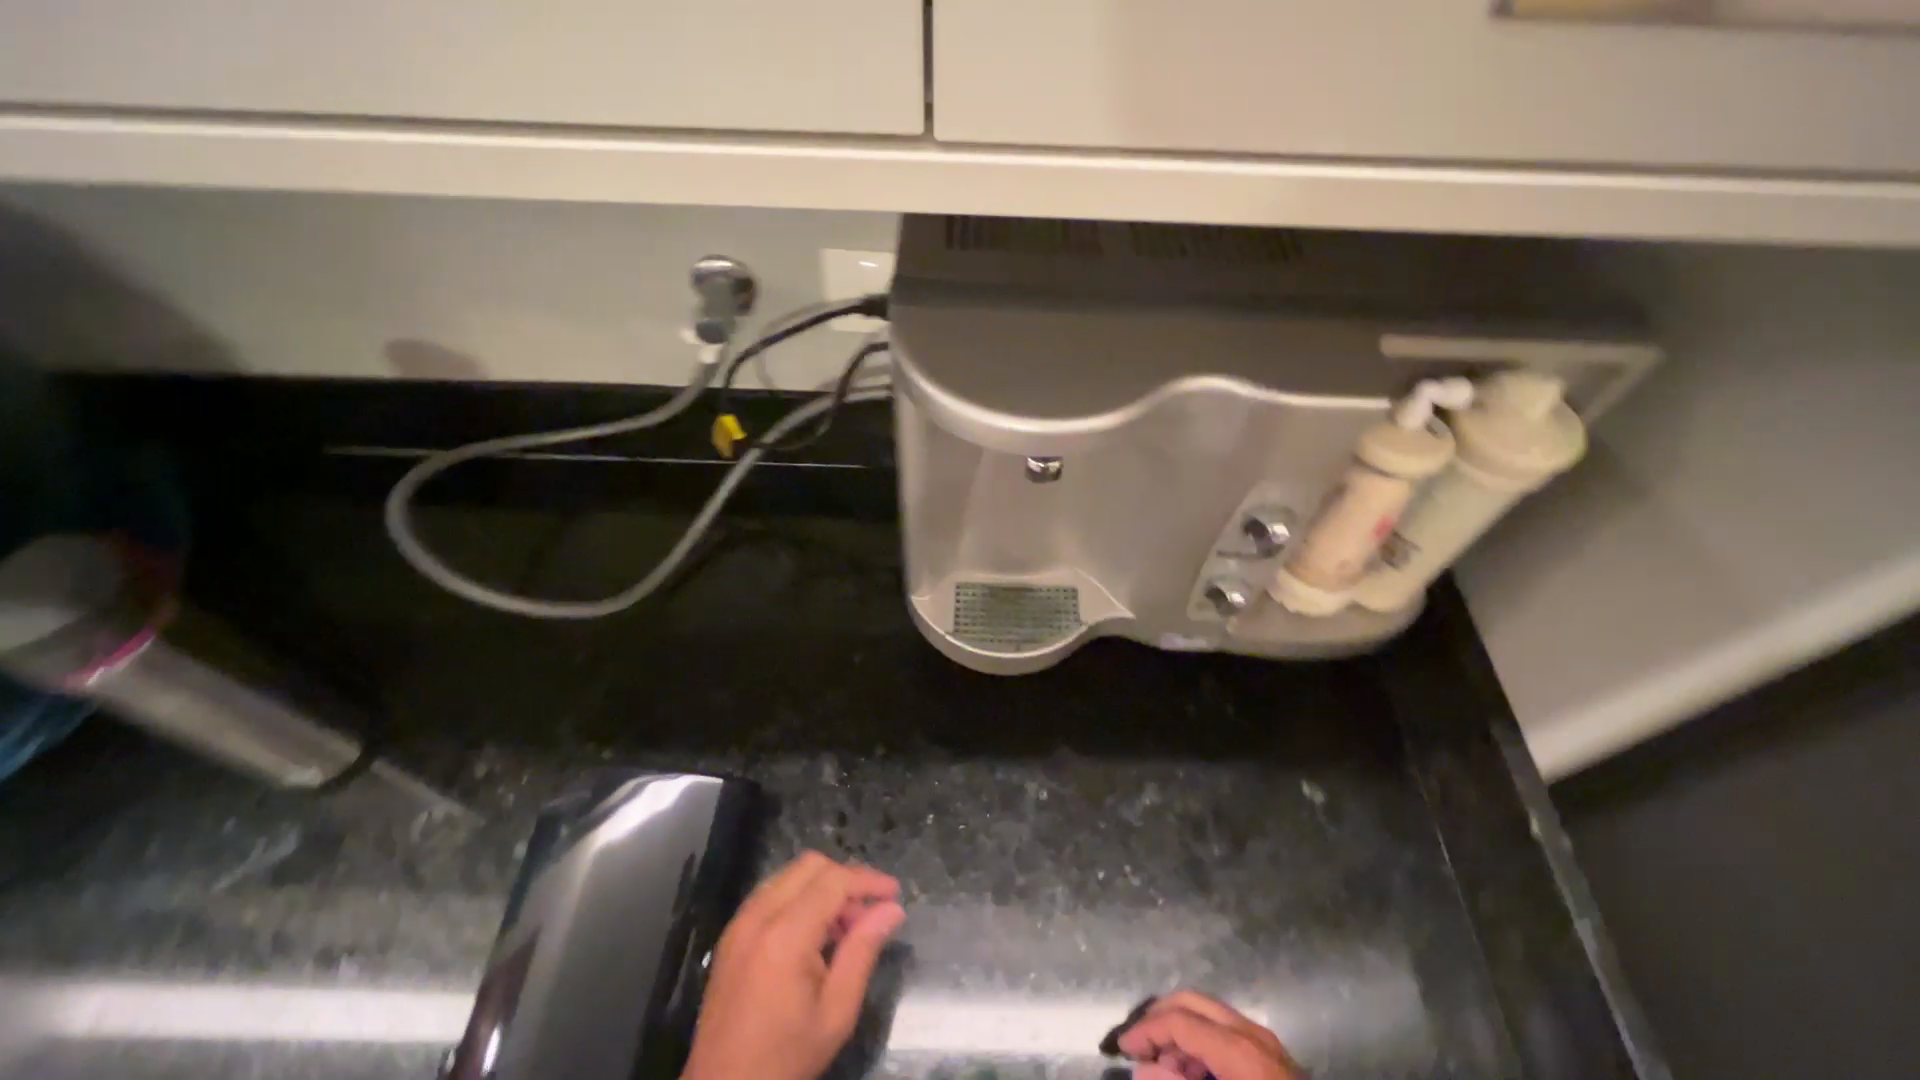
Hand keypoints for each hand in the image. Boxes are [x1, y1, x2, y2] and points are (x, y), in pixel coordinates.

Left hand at [682, 852, 906, 1079]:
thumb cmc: (785, 1057)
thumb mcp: (836, 1012)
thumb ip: (863, 952)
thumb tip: (891, 910)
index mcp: (785, 935)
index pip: (833, 881)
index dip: (868, 880)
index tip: (895, 894)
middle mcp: (758, 916)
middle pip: (810, 866)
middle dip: (845, 880)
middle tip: (868, 916)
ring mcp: (739, 924)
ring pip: (789, 876)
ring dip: (822, 889)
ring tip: (845, 929)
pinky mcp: (731, 936)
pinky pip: (771, 895)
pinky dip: (799, 900)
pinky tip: (814, 937)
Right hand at [1116, 991, 1301, 1079]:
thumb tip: (1144, 1068)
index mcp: (1236, 1047)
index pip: (1178, 1020)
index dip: (1145, 1031)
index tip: (1122, 1049)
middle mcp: (1249, 1032)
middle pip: (1192, 1002)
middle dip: (1159, 1018)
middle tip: (1138, 1045)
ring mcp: (1264, 1040)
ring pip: (1208, 1014)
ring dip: (1180, 1032)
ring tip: (1165, 1067)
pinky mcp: (1271, 1054)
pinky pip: (1226, 1032)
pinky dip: (1202, 1043)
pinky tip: (1193, 1072)